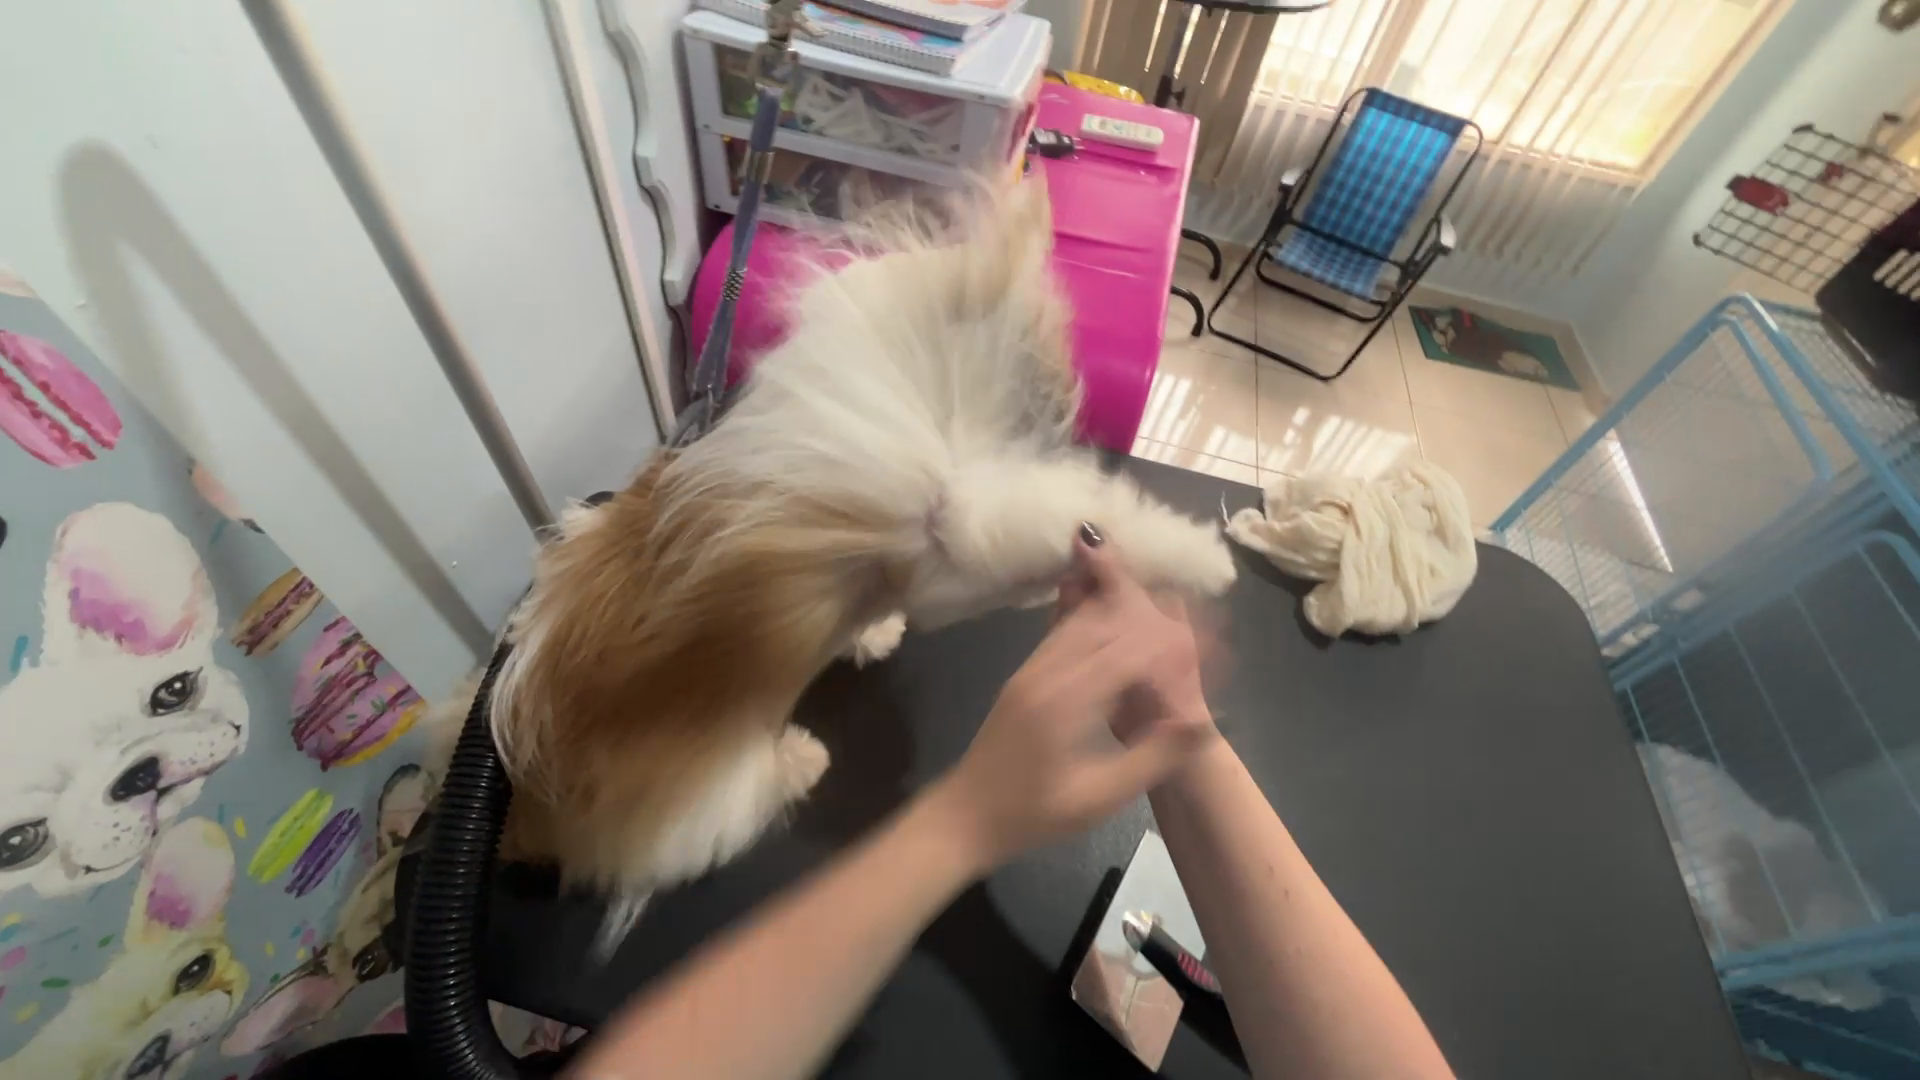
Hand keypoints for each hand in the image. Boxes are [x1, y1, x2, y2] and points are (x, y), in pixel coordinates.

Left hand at [930, 532, 1218, 867]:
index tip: (1205, 642)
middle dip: (1149, 615)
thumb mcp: (1099, 798)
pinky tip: (1117, 625)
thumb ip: (1151, 758)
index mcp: (1067, 700)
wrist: (964, 813)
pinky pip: (1064, 633)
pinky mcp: (1023, 674)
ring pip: (1080, 621)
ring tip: (1162, 610)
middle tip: (1191, 615)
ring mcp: (1030, 669)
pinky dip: (1095, 622)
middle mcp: (1047, 671)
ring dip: (1121, 610)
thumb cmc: (1033, 814)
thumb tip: (1202, 723)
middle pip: (1103, 621)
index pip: (1128, 649)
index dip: (1170, 642)